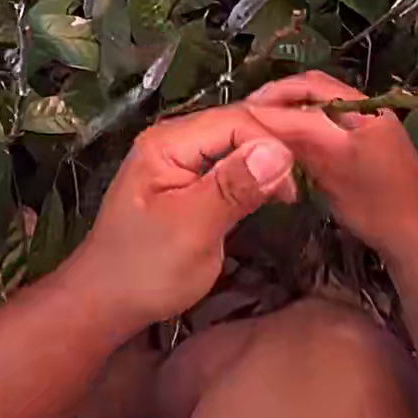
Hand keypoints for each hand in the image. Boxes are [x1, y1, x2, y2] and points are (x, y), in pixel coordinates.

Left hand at [60, 106, 294, 329]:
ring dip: (265, 159)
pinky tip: (273, 190)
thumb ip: (233, 187)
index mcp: (166, 143)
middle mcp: (171, 141)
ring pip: (232, 143)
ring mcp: (176, 160)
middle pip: (233, 125)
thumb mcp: (193, 228)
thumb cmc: (145, 267)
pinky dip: (251, 173)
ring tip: (296, 188)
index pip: (233, 120)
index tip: (300, 181)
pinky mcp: (185, 181)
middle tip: (309, 180)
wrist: (107, 297)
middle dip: (274, 144)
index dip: (273, 141)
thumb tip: (278, 150)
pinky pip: (225, 164)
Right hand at [243, 71, 417, 255]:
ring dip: (284, 109)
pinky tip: (279, 137)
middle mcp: (364, 109)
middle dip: (276, 97)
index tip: (243, 111)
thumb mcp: (333, 166)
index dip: (272, 96)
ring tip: (257, 123)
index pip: (309, 87)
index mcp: (365, 108)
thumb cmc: (375, 204)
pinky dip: (296, 122)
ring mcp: (362, 125)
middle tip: (246, 112)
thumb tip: (254, 115)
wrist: (413, 242)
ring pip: (313, 104)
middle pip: (310, 89)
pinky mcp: (356, 143)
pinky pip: (320, 121)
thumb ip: (298, 135)